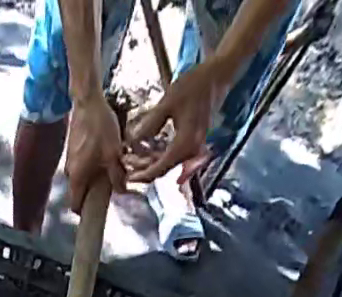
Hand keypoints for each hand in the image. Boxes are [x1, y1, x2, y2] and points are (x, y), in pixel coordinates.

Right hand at [65, 95, 126, 209]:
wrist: (87, 102)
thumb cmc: (99, 128)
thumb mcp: (113, 153)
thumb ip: (116, 176)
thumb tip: (121, 191)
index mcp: (77, 178)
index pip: (75, 205)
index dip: (85, 211)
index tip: (96, 210)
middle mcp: (69, 173)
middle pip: (79, 192)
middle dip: (93, 192)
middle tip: (109, 187)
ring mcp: (69, 161)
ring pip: (81, 178)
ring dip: (93, 178)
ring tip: (109, 168)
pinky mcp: (72, 151)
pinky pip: (81, 166)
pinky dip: (91, 166)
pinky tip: (103, 155)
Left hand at [123, 62, 227, 183]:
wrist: (217, 75)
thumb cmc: (194, 85)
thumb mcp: (168, 102)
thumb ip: (150, 123)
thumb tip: (133, 140)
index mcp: (185, 144)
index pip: (159, 169)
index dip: (141, 176)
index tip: (126, 177)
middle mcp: (190, 150)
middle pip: (161, 169)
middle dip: (141, 168)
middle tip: (124, 160)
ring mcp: (192, 147)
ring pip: (165, 163)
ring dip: (147, 161)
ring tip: (129, 154)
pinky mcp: (191, 142)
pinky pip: (171, 155)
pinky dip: (156, 154)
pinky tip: (143, 148)